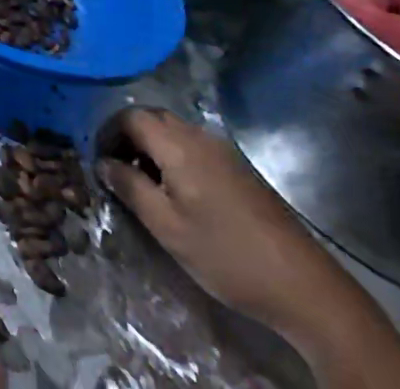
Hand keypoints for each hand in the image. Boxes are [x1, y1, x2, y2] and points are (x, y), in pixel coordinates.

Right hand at [99, 109, 399, 388]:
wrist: (301, 283)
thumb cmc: (224, 254)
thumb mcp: (166, 226)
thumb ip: (130, 188)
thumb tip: (104, 163)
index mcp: (180, 145)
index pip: (131, 116)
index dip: (108, 132)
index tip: (98, 159)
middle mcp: (201, 136)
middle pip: (153, 117)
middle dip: (127, 136)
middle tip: (115, 168)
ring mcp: (223, 150)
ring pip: (174, 130)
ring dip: (150, 146)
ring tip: (141, 182)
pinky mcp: (238, 167)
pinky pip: (193, 145)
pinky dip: (172, 155)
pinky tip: (174, 190)